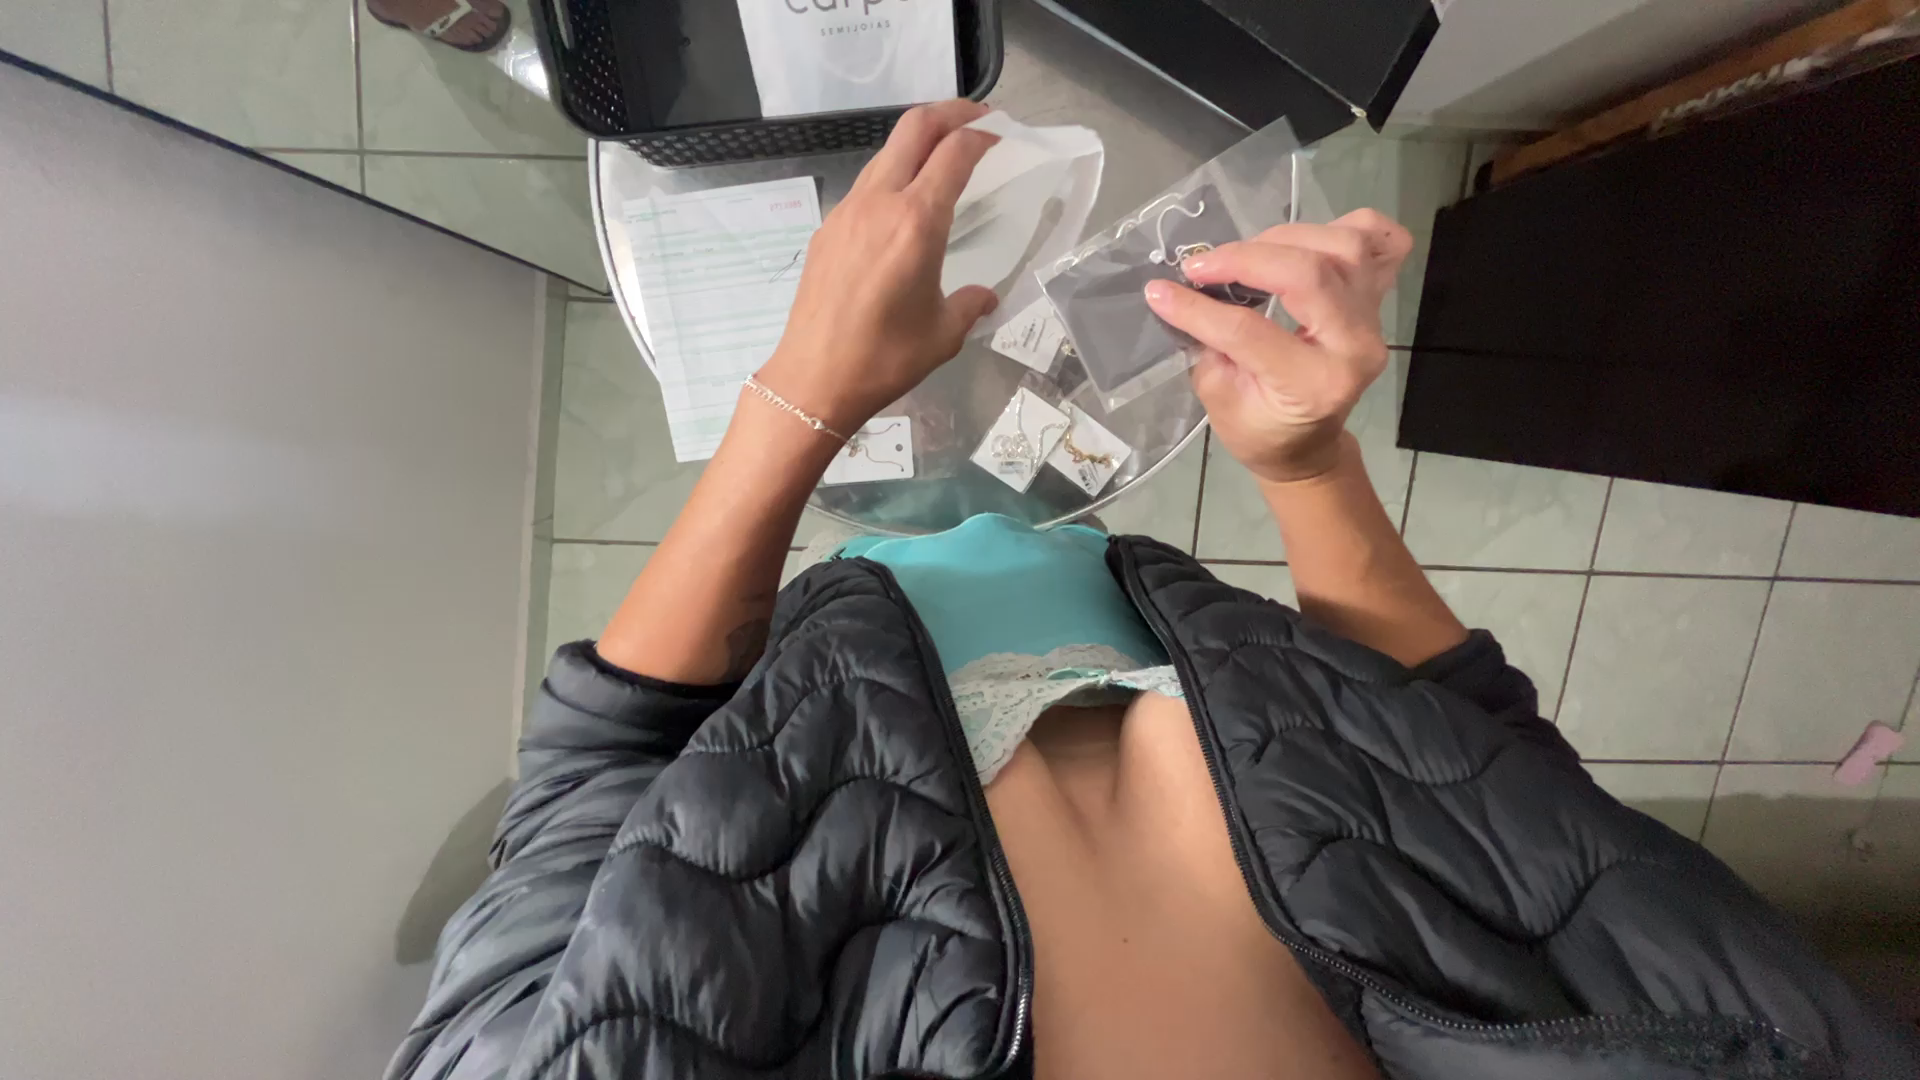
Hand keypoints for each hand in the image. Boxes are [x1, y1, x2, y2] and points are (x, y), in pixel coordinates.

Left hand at [755, 100, 1000, 433]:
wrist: (814, 379)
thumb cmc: (885, 359)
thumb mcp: (943, 336)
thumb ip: (969, 306)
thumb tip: (985, 298)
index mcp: (917, 222)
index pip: (955, 152)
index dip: (984, 134)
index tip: (1002, 135)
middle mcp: (880, 202)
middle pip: (915, 128)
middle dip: (951, 113)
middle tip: (977, 120)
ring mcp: (847, 212)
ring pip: (886, 152)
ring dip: (917, 143)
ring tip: (941, 159)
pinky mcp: (827, 230)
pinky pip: (866, 186)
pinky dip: (892, 175)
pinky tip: (902, 207)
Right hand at [1144, 209, 1411, 484]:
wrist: (1306, 446)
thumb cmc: (1259, 430)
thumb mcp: (1220, 400)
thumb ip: (1206, 346)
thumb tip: (1178, 294)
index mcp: (1312, 384)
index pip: (1249, 331)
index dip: (1199, 308)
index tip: (1160, 292)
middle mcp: (1355, 346)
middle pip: (1309, 274)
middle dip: (1244, 259)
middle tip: (1200, 266)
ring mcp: (1374, 318)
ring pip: (1345, 246)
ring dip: (1286, 239)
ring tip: (1246, 256)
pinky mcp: (1379, 299)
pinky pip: (1384, 242)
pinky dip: (1345, 229)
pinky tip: (1306, 244)